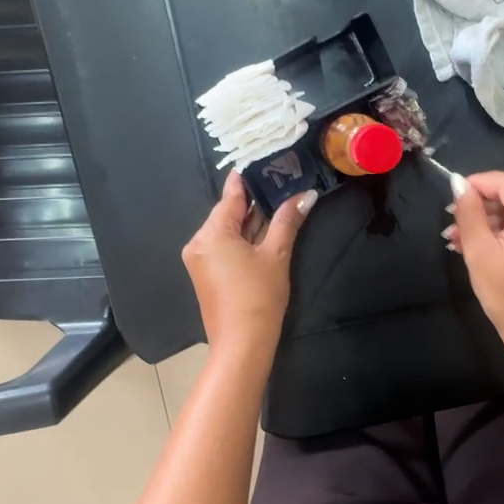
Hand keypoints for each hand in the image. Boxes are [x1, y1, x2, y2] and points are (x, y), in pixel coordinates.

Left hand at [182, 172, 315, 351]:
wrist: (242, 344)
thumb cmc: (259, 297)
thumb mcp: (277, 255)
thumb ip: (288, 220)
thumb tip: (305, 194)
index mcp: (212, 232)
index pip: (231, 194)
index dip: (248, 177)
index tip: (264, 160)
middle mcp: (198, 240)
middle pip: (228, 212)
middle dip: (254, 201)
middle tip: (281, 183)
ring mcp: (199, 258)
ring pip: (227, 230)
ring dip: (251, 221)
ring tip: (279, 206)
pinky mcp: (205, 273)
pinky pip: (224, 246)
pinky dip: (243, 239)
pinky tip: (264, 235)